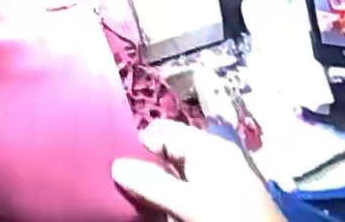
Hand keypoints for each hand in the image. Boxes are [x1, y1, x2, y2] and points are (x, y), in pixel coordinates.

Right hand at [111, 120, 285, 221]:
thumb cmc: (229, 221)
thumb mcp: (188, 204)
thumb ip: (153, 184)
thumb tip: (116, 165)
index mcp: (207, 145)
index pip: (163, 132)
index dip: (140, 149)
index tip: (119, 174)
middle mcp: (214, 154)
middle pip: (171, 153)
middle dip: (149, 171)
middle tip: (127, 194)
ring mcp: (223, 178)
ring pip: (180, 175)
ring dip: (162, 189)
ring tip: (143, 207)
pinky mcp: (228, 201)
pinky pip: (193, 190)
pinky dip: (178, 200)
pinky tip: (169, 215)